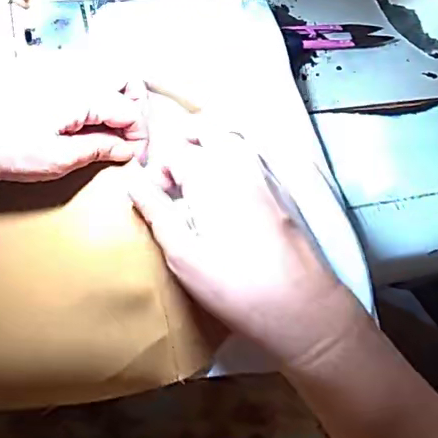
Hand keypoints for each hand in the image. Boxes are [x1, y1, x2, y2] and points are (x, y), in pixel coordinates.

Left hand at [0, 61, 147, 187]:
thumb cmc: (3, 148)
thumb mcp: (58, 159)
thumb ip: (98, 149)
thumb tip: (125, 149)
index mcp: (82, 94)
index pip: (131, 109)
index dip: (139, 136)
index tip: (133, 156)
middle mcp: (73, 73)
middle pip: (125, 77)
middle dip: (135, 105)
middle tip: (127, 136)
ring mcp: (56, 69)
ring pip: (104, 72)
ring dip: (115, 97)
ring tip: (107, 129)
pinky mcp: (41, 73)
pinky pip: (81, 74)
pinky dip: (93, 93)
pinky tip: (81, 118)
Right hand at [126, 114, 366, 370]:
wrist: (304, 309)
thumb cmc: (236, 287)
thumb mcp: (183, 256)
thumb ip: (155, 213)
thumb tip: (133, 183)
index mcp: (211, 175)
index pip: (174, 151)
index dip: (157, 171)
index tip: (155, 199)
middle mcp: (240, 163)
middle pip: (207, 129)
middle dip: (184, 144)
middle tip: (174, 179)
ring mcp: (267, 173)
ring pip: (233, 136)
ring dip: (210, 146)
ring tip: (197, 180)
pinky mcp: (284, 189)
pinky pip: (254, 154)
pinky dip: (234, 156)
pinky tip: (229, 191)